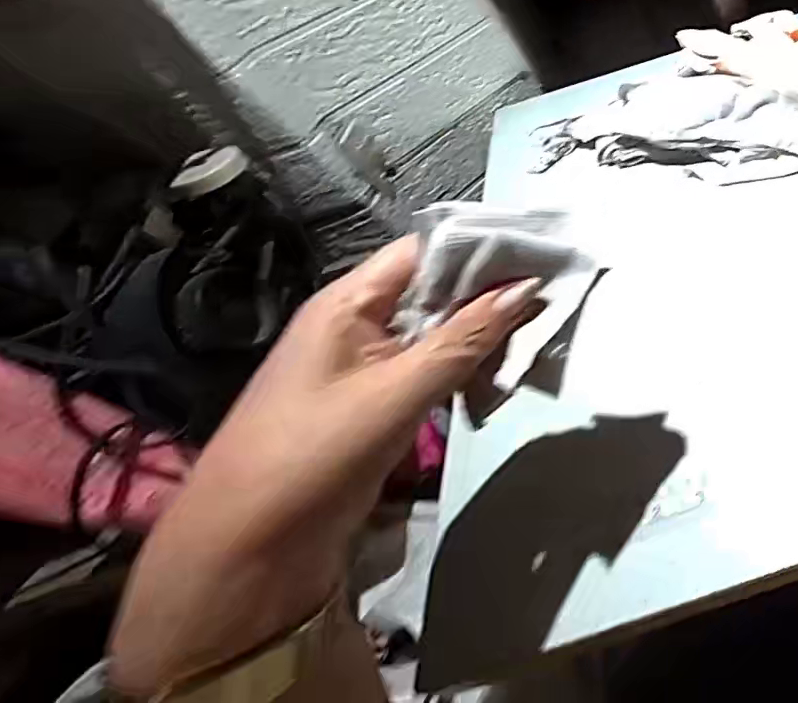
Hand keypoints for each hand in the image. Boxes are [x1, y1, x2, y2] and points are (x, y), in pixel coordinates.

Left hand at [109, 237, 546, 695]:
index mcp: (350, 302)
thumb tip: (529, 287)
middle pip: (438, 284)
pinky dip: (471, 356)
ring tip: (539, 324)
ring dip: (486, 325)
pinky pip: (436, 357)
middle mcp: (360, 319)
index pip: (426, 249)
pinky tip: (505, 364)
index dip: (482, 244)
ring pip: (442, 322)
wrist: (245, 554)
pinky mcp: (380, 392)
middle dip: (493, 286)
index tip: (539, 248)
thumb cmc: (314, 456)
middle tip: (552, 287)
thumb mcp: (401, 390)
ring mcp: (370, 357)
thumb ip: (468, 335)